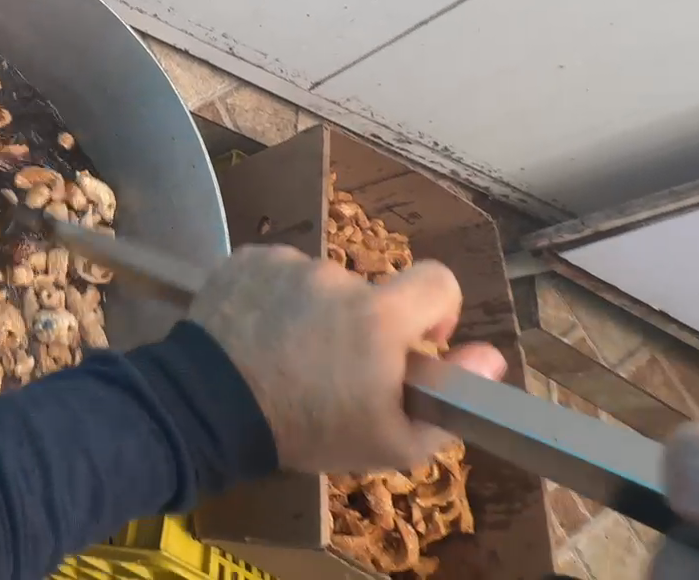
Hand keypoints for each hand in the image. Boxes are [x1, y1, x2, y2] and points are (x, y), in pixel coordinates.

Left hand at [186, 245, 505, 472]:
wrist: (211, 402)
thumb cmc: (307, 427)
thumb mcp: (394, 440)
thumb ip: (453, 398)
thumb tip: (488, 357)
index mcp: (377, 314)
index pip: (437, 279)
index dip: (436, 310)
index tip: (414, 340)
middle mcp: (331, 276)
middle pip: (367, 290)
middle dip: (362, 320)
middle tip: (332, 361)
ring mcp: (283, 262)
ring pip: (318, 280)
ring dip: (313, 306)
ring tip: (286, 347)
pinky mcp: (244, 258)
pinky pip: (277, 270)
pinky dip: (274, 292)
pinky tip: (258, 326)